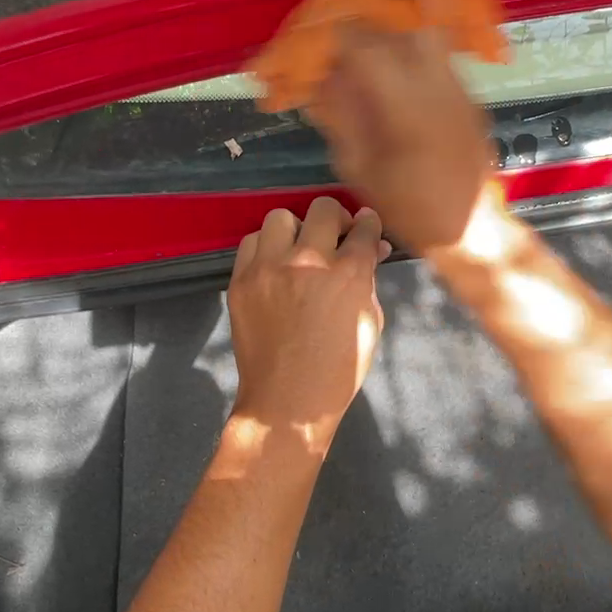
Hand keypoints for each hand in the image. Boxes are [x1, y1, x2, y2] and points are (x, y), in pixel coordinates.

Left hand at [227, 197, 389, 452]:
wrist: (288, 401)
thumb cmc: (340, 369)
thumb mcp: (370, 322)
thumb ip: (368, 281)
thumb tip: (371, 252)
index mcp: (348, 274)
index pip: (365, 228)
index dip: (369, 223)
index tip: (366, 224)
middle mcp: (308, 261)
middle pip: (324, 209)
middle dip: (336, 217)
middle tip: (337, 234)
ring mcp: (269, 268)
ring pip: (281, 217)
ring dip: (296, 229)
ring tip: (299, 248)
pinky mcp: (240, 280)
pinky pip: (251, 242)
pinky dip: (265, 247)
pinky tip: (274, 264)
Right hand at [308, 26, 494, 253]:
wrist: (473, 229)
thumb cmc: (412, 210)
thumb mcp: (361, 170)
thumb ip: (340, 119)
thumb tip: (321, 82)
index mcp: (406, 105)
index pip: (365, 46)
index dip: (335, 40)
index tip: (317, 50)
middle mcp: (437, 85)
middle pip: (397, 29)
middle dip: (364, 35)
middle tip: (342, 54)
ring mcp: (459, 87)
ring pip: (422, 35)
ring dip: (391, 42)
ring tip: (370, 65)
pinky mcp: (470, 96)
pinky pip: (439, 58)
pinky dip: (412, 58)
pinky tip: (397, 83)